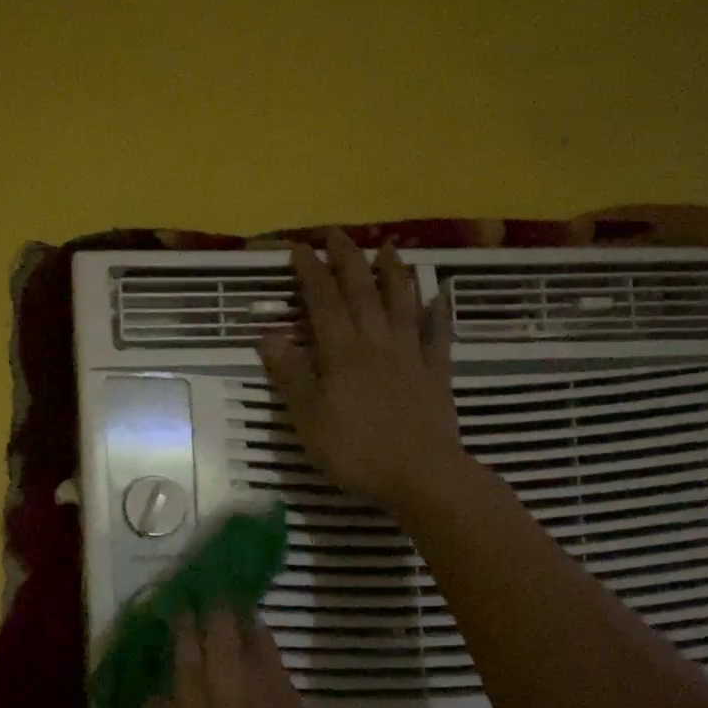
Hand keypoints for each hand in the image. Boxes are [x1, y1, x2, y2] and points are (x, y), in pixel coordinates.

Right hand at [255, 229, 461, 507]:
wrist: (420, 475)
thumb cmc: (355, 451)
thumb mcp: (308, 418)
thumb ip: (290, 374)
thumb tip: (268, 334)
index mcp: (341, 354)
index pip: (322, 302)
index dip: (310, 272)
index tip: (299, 247)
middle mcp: (376, 344)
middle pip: (362, 293)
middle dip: (348, 260)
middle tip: (338, 233)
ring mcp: (411, 357)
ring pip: (402, 305)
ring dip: (393, 274)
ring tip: (388, 248)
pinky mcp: (437, 376)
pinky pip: (438, 337)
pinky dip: (438, 313)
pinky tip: (440, 295)